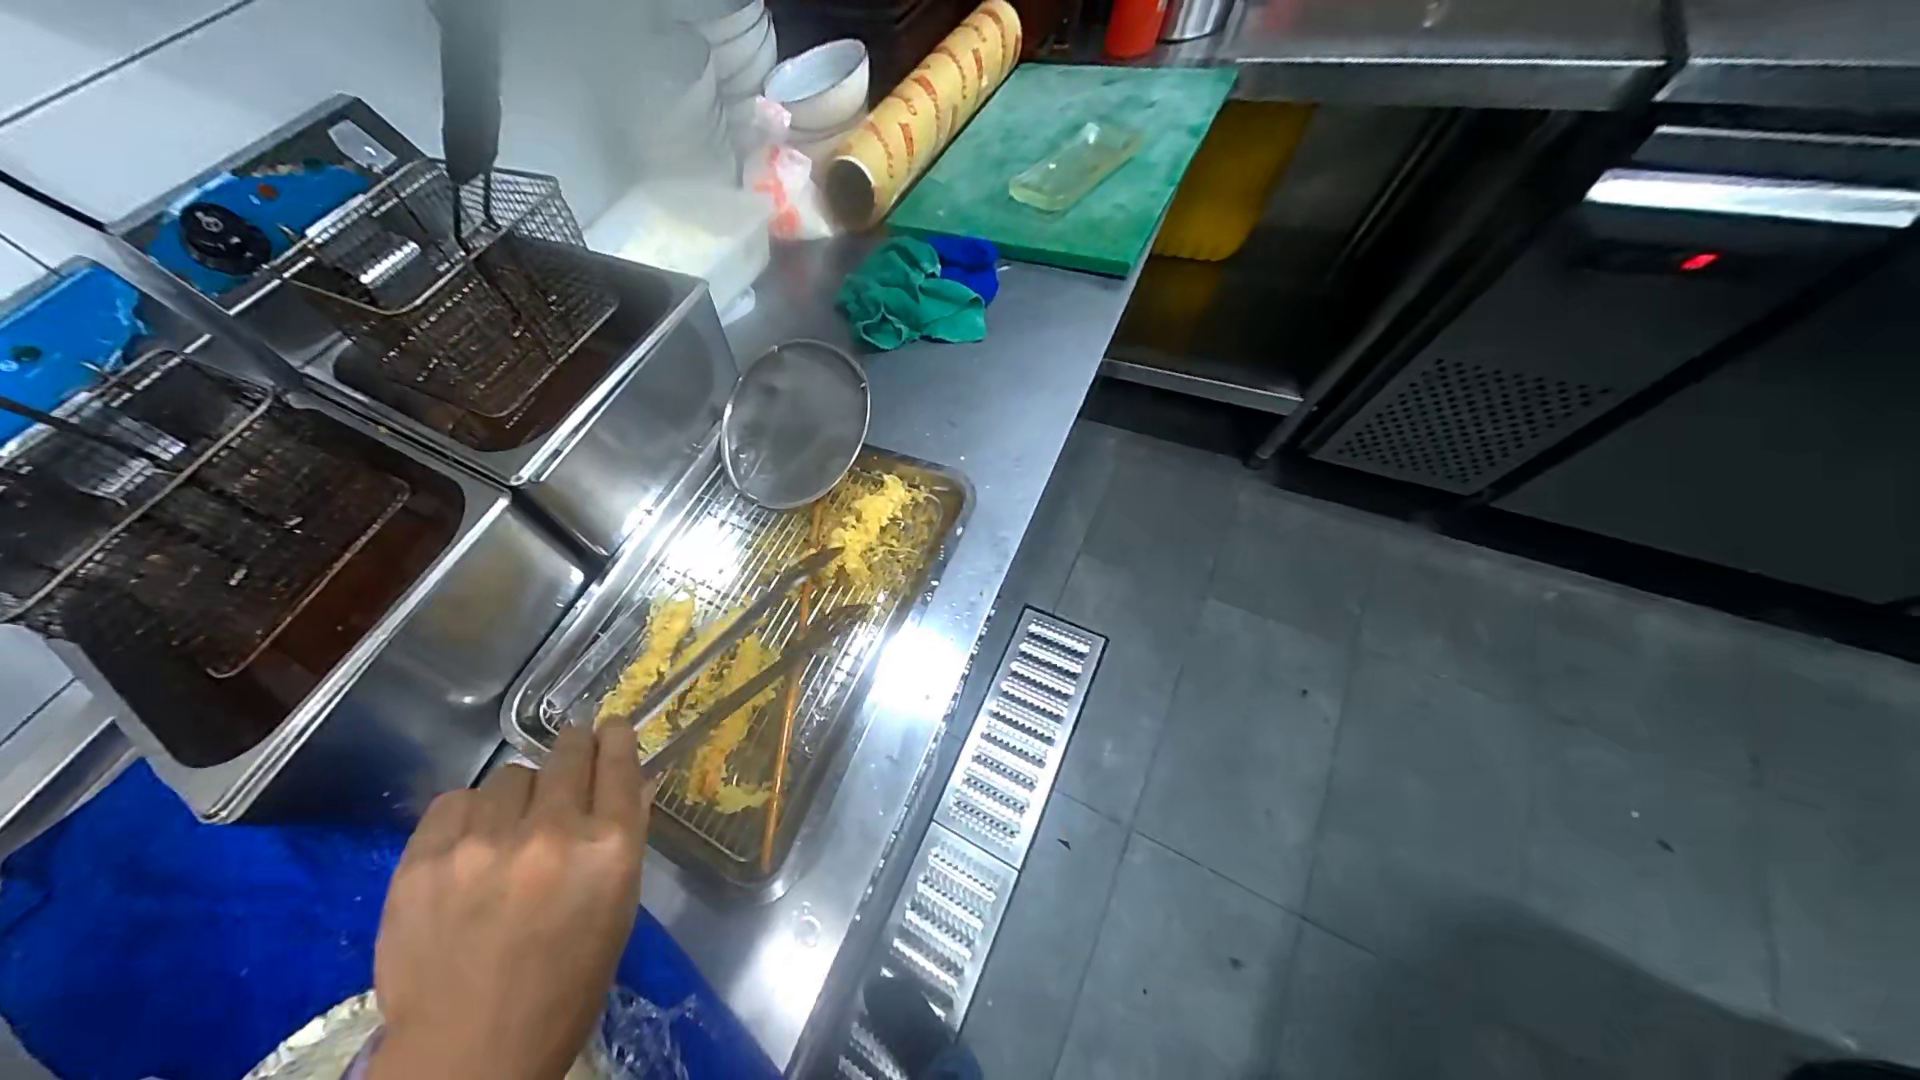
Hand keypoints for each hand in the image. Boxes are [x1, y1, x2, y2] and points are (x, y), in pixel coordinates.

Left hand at [369, 723, 657, 1079]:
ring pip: (510, 774)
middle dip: (573, 749)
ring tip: (511, 828)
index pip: (617, 762)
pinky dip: (470, 812)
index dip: (615, 736)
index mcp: (608, 847)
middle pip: (565, 752)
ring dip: (519, 793)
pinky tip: (471, 842)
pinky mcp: (424, 861)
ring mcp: (482, 844)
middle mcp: (550, 832)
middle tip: (568, 763)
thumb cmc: (568, 979)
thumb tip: (631, 779)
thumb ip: (623, 834)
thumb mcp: (619, 903)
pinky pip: (455, 800)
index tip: (610, 727)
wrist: (471, 1051)